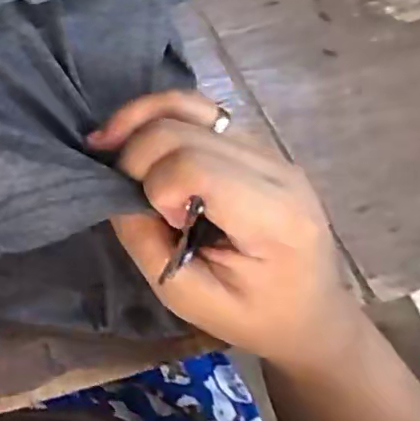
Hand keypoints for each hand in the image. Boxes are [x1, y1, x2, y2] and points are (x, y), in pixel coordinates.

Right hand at [89, 92, 367, 371]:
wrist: (312, 314)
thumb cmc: (254, 316)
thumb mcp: (189, 299)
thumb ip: (144, 242)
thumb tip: (115, 190)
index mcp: (273, 217)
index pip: (193, 166)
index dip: (157, 186)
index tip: (165, 221)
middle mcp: (274, 168)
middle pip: (179, 129)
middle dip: (135, 155)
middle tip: (130, 194)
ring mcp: (265, 147)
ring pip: (183, 104)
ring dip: (135, 121)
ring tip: (107, 144)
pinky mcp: (250, 138)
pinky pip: (194, 107)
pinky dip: (154, 115)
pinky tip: (133, 134)